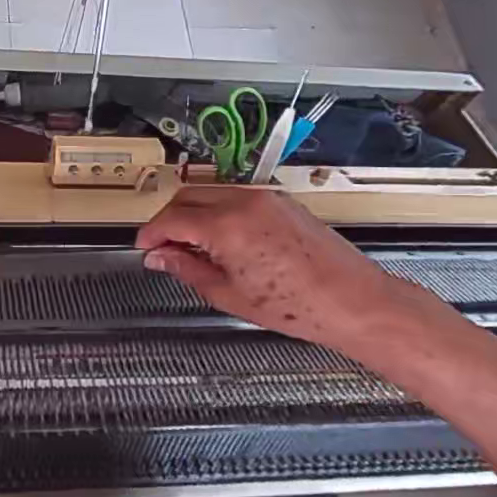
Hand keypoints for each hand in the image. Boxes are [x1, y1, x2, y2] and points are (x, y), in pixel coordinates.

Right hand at [136, 187, 401, 343]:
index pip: (172, 218)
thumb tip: (162, 257)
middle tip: (161, 247)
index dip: (151, 233)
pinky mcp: (280, 201)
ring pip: (211, 192)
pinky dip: (216, 211)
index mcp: (228, 226)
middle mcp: (246, 201)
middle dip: (168, 219)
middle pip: (188, 196)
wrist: (352, 301)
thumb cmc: (301, 304)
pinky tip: (217, 239)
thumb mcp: (228, 294)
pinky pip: (235, 196)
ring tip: (189, 247)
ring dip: (192, 213)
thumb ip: (187, 268)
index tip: (144, 246)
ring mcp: (266, 197)